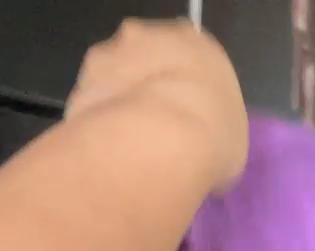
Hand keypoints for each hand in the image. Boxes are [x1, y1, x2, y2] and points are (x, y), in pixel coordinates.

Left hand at [67, 19, 248, 194]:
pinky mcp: (83, 79)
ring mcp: (113, 52)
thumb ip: (212, 131)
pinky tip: (108, 150)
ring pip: (113, 76)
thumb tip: (197, 149)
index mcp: (198, 44)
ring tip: (128, 148)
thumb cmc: (213, 137)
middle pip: (146, 58)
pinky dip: (96, 122)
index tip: (184, 120)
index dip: (185, 90)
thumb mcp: (231, 141)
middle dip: (146, 88)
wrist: (163, 141)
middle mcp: (152, 35)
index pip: (189, 59)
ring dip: (118, 104)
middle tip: (153, 133)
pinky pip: (90, 102)